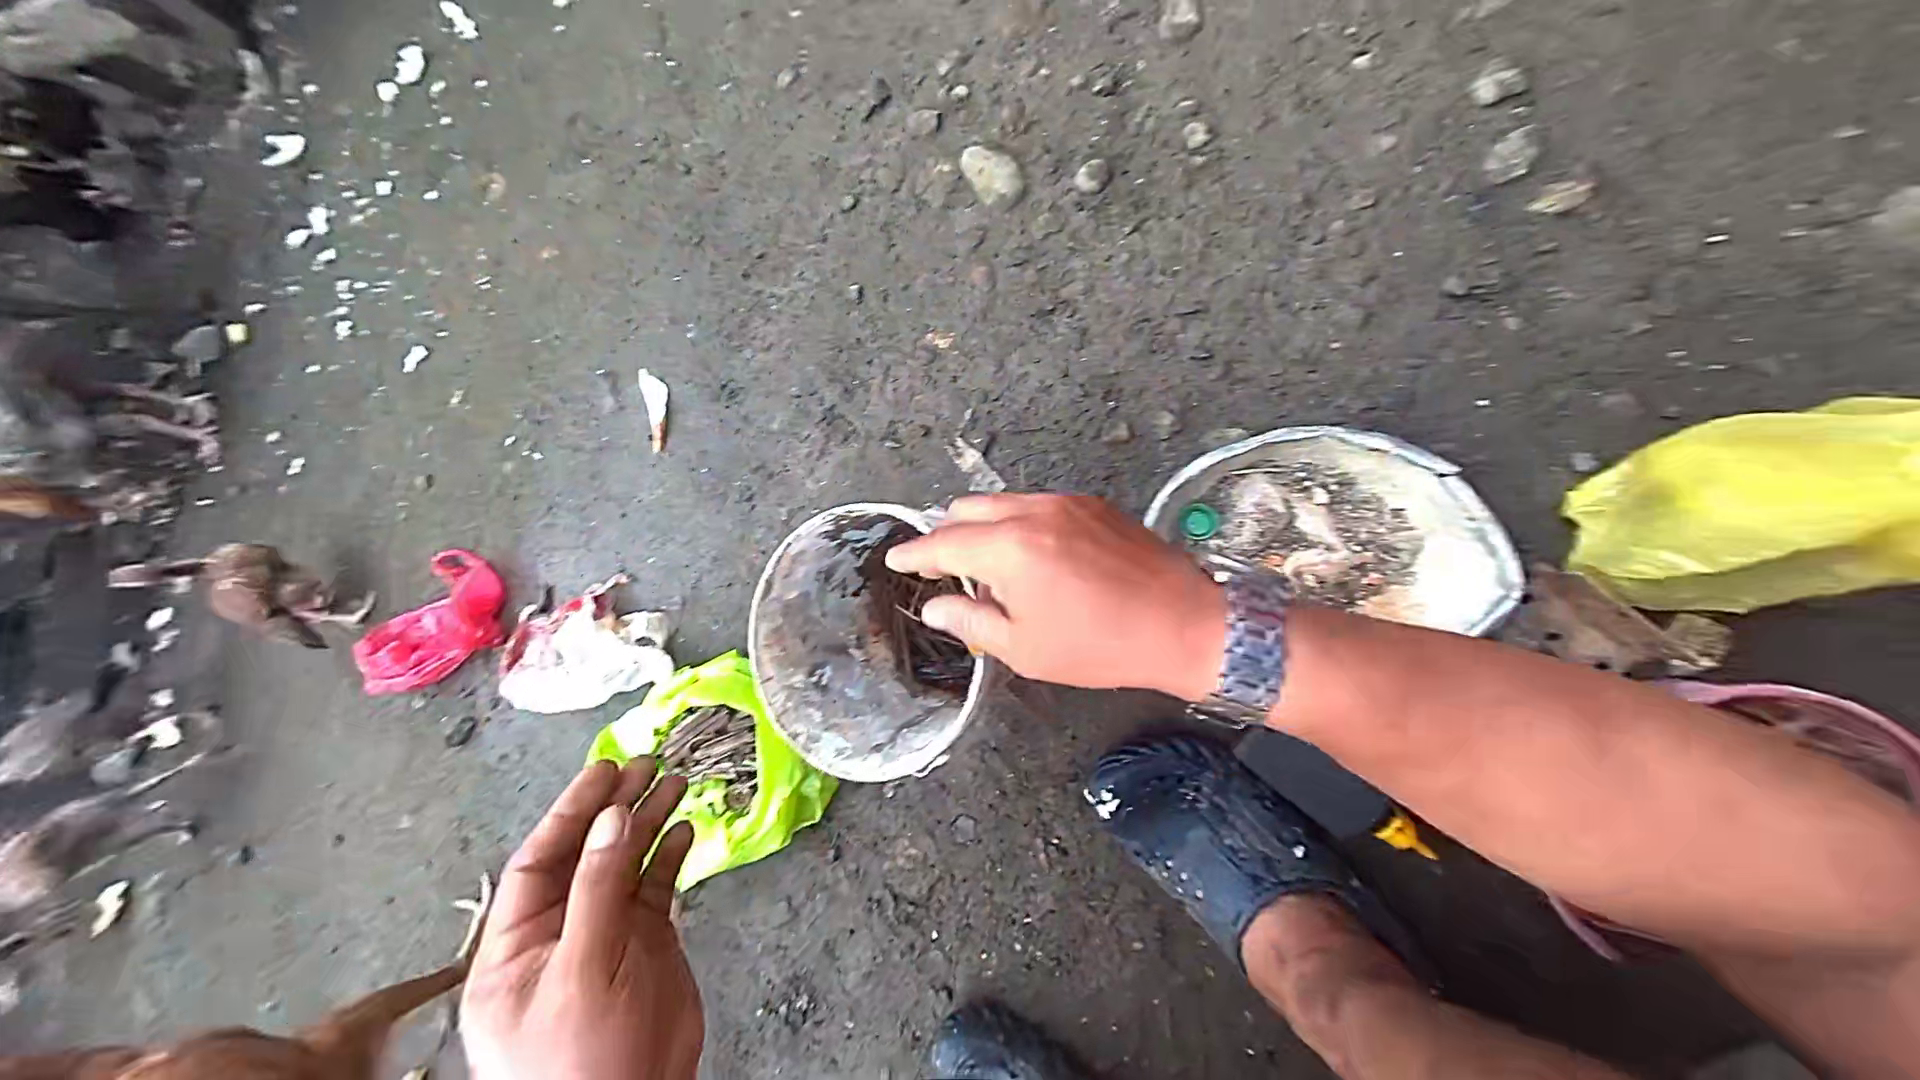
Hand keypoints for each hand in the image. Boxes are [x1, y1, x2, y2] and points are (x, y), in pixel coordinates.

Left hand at [461, 759, 702, 1079]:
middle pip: (587, 853)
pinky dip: (672, 854)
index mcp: (517, 947)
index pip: (538, 862)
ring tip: (674, 782)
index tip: (603, 772)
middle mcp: (561, 931)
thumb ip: (597, 888)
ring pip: (626, 862)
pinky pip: (656, 884)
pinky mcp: (646, 938)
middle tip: (647, 766)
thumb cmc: (584, 1059)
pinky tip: (685, 830)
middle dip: (615, 808)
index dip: (571, 812)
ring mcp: (607, 932)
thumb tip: (611, 817)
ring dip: (649, 821)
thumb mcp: (583, 969)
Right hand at [886, 494, 1225, 699]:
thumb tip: (938, 608)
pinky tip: (1031, 557)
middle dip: (946, 537)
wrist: (1185, 624)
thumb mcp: (1025, 647)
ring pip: (1001, 502)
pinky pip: (1036, 504)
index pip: (943, 543)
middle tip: (945, 571)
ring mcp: (1066, 503)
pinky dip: (1017, 523)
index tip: (898, 560)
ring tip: (992, 571)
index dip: (915, 554)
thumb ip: (972, 620)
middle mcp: (1034, 513)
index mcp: (1010, 549)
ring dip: (982, 528)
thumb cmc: (1105, 644)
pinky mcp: (1092, 505)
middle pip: (966, 509)